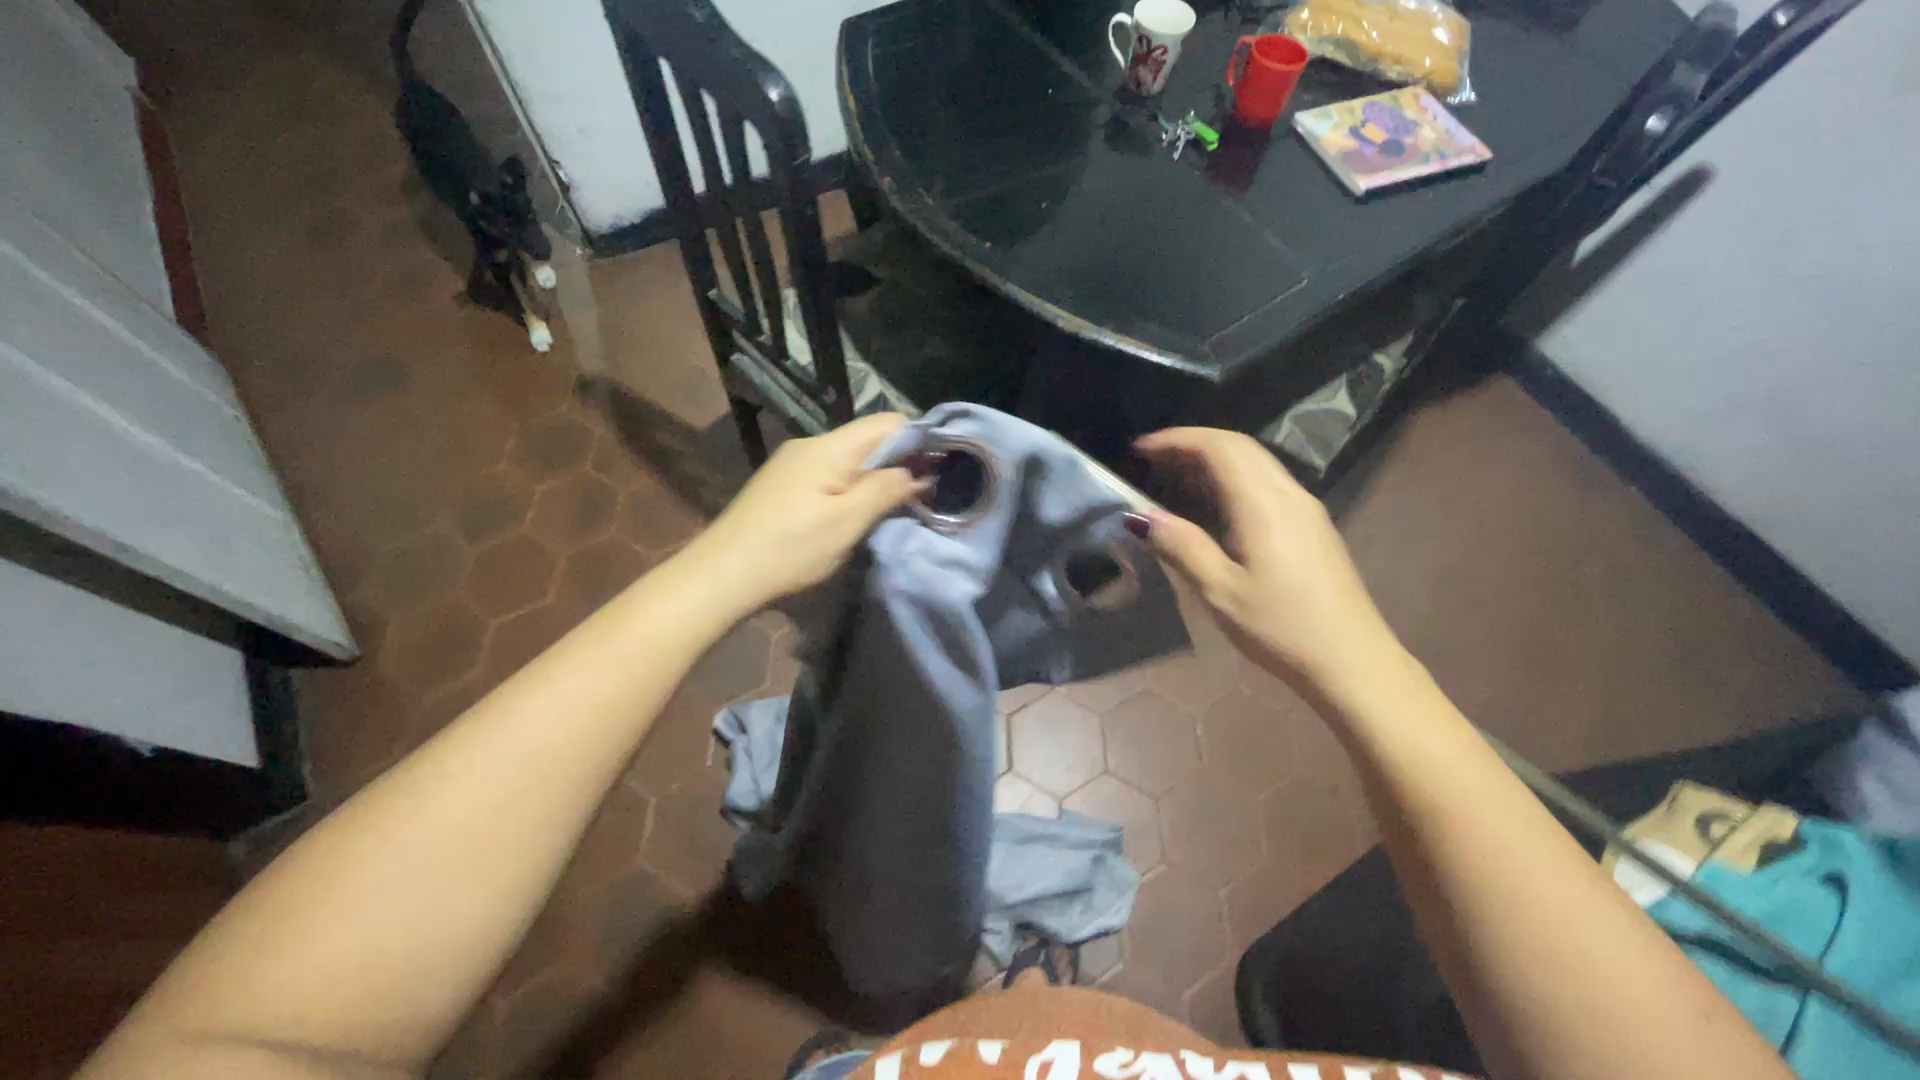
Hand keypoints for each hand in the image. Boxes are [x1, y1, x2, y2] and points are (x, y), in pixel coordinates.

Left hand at [679, 413, 924, 614]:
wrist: (721, 577)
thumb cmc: (788, 550)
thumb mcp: (846, 523)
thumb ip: (886, 491)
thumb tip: (920, 471)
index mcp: (829, 448)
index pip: (889, 423)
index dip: (922, 440)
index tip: (946, 468)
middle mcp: (812, 446)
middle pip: (870, 440)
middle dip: (903, 461)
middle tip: (931, 493)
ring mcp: (795, 466)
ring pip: (852, 460)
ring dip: (879, 478)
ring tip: (904, 506)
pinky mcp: (786, 487)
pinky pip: (833, 475)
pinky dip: (856, 489)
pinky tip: (864, 513)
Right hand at [1133, 427, 1404, 694]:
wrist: (1352, 660)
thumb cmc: (1281, 627)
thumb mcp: (1221, 591)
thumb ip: (1182, 547)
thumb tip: (1143, 516)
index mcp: (1264, 504)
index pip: (1218, 447)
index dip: (1176, 440)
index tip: (1139, 450)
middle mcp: (1288, 494)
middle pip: (1239, 447)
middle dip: (1192, 444)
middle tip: (1151, 461)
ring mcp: (1306, 509)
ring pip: (1256, 463)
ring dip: (1214, 459)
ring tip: (1175, 479)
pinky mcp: (1313, 526)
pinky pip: (1267, 483)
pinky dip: (1233, 478)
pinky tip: (1214, 506)